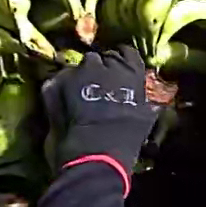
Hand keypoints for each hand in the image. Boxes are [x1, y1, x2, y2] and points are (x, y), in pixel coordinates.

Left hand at [42, 46, 159, 173]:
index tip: (120, 72)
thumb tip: (152, 105)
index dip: (123, 61)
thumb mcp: (145, 118)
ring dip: (78, 78)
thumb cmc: (126, 138)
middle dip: (98, 70)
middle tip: (99, 87)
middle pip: (98, 58)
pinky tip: (64, 104)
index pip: (126, 53)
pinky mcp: (53, 85)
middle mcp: (102, 64)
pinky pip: (57, 82)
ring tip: (80, 96)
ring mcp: (75, 72)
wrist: (94, 154)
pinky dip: (60, 90)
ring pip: (75, 68)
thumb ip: (145, 105)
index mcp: (129, 69)